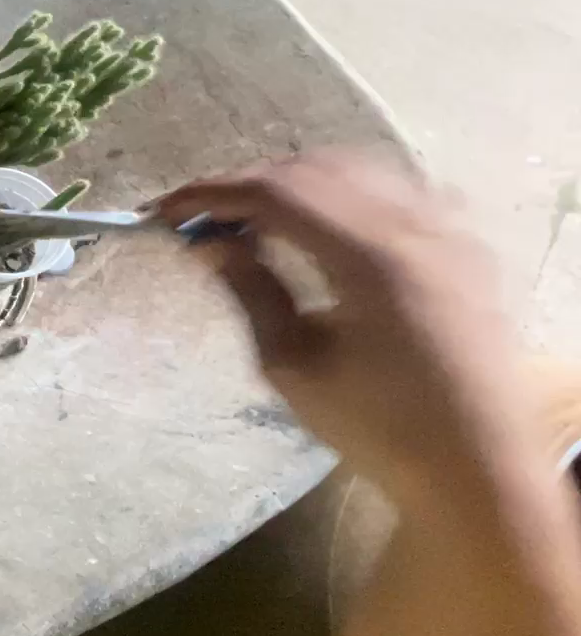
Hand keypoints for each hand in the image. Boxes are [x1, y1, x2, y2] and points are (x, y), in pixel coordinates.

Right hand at [159, 152, 534, 502]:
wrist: (476, 465)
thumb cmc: (371, 424)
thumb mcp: (286, 362)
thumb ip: (249, 289)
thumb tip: (205, 243)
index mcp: (372, 262)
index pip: (275, 194)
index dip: (208, 194)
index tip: (159, 212)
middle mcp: (419, 231)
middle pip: (310, 172)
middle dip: (239, 185)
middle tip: (190, 217)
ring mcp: (450, 233)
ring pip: (351, 170)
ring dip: (284, 183)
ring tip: (240, 218)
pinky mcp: (461, 246)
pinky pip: (389, 188)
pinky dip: (332, 191)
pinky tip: (306, 223)